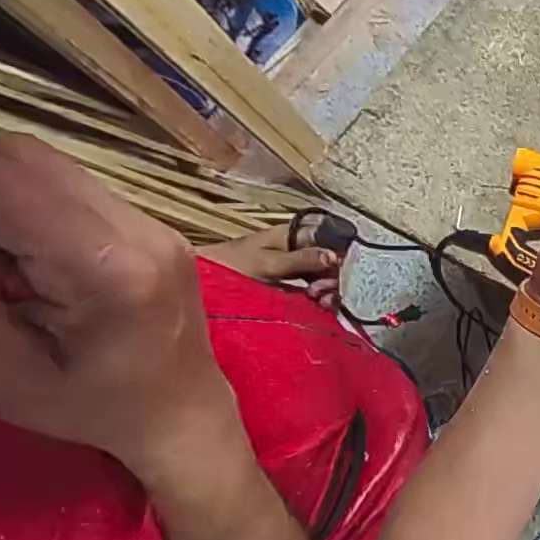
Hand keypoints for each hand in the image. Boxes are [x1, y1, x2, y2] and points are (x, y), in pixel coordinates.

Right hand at [0, 135, 239, 474]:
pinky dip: (21, 212)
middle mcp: (146, 232)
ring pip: (44, 170)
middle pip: (21, 162)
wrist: (179, 408)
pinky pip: (69, 192)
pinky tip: (19, 265)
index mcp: (114, 269)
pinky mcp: (155, 230)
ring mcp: (159, 226)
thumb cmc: (87, 404)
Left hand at [200, 223, 341, 310]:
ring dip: (331, 289)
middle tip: (322, 291)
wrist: (194, 284)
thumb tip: (335, 257)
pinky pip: (320, 289)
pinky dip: (324, 298)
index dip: (344, 255)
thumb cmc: (228, 267)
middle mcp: (303, 248)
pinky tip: (320, 305)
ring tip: (320, 300)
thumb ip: (301, 260)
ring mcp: (299, 266)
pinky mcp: (295, 284)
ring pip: (329, 275)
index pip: (335, 239)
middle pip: (335, 259)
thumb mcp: (266, 263)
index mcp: (297, 235)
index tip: (341, 272)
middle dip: (336, 276)